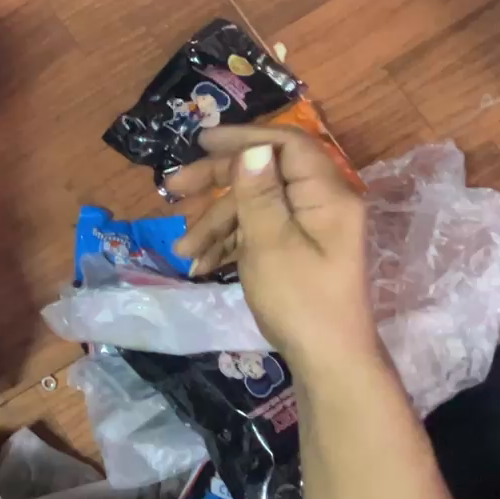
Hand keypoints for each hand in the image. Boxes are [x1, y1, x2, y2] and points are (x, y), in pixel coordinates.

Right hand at [166, 125, 375, 368]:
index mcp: (326, 195)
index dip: (243, 138)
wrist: (327, 360)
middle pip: (262, 173)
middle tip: (172, 191)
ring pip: (252, 205)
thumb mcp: (270, 243)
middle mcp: (320, 203)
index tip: (199, 142)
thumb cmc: (299, 299)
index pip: (285, 145)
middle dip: (215, 183)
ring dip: (213, 223)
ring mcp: (308, 227)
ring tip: (183, 250)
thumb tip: (251, 148)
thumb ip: (258, 192)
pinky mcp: (296, 248)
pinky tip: (201, 264)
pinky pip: (256, 229)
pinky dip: (227, 242)